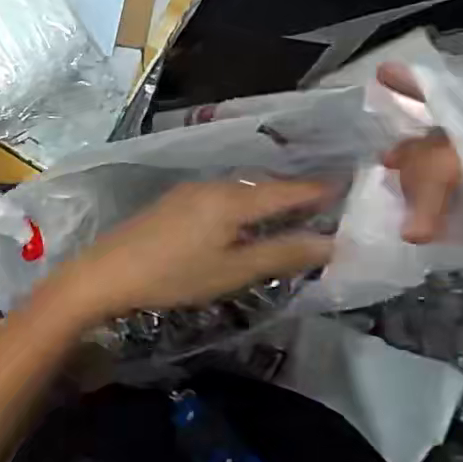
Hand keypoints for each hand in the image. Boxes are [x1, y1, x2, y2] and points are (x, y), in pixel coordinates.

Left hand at [42, 179, 333, 320]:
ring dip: (267, 204)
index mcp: (231, 198)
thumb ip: (284, 253)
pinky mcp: (169, 204)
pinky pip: (218, 199)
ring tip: (297, 221)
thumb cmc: (172, 275)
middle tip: (334, 213)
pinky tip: (246, 226)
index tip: (358, 197)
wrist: (104, 274)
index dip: (325, 193)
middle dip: (298, 198)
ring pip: (240, 192)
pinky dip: (241, 209)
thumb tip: (334, 241)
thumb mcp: (234, 270)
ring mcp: (185, 192)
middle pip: (265, 187)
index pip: (291, 189)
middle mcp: (210, 185)